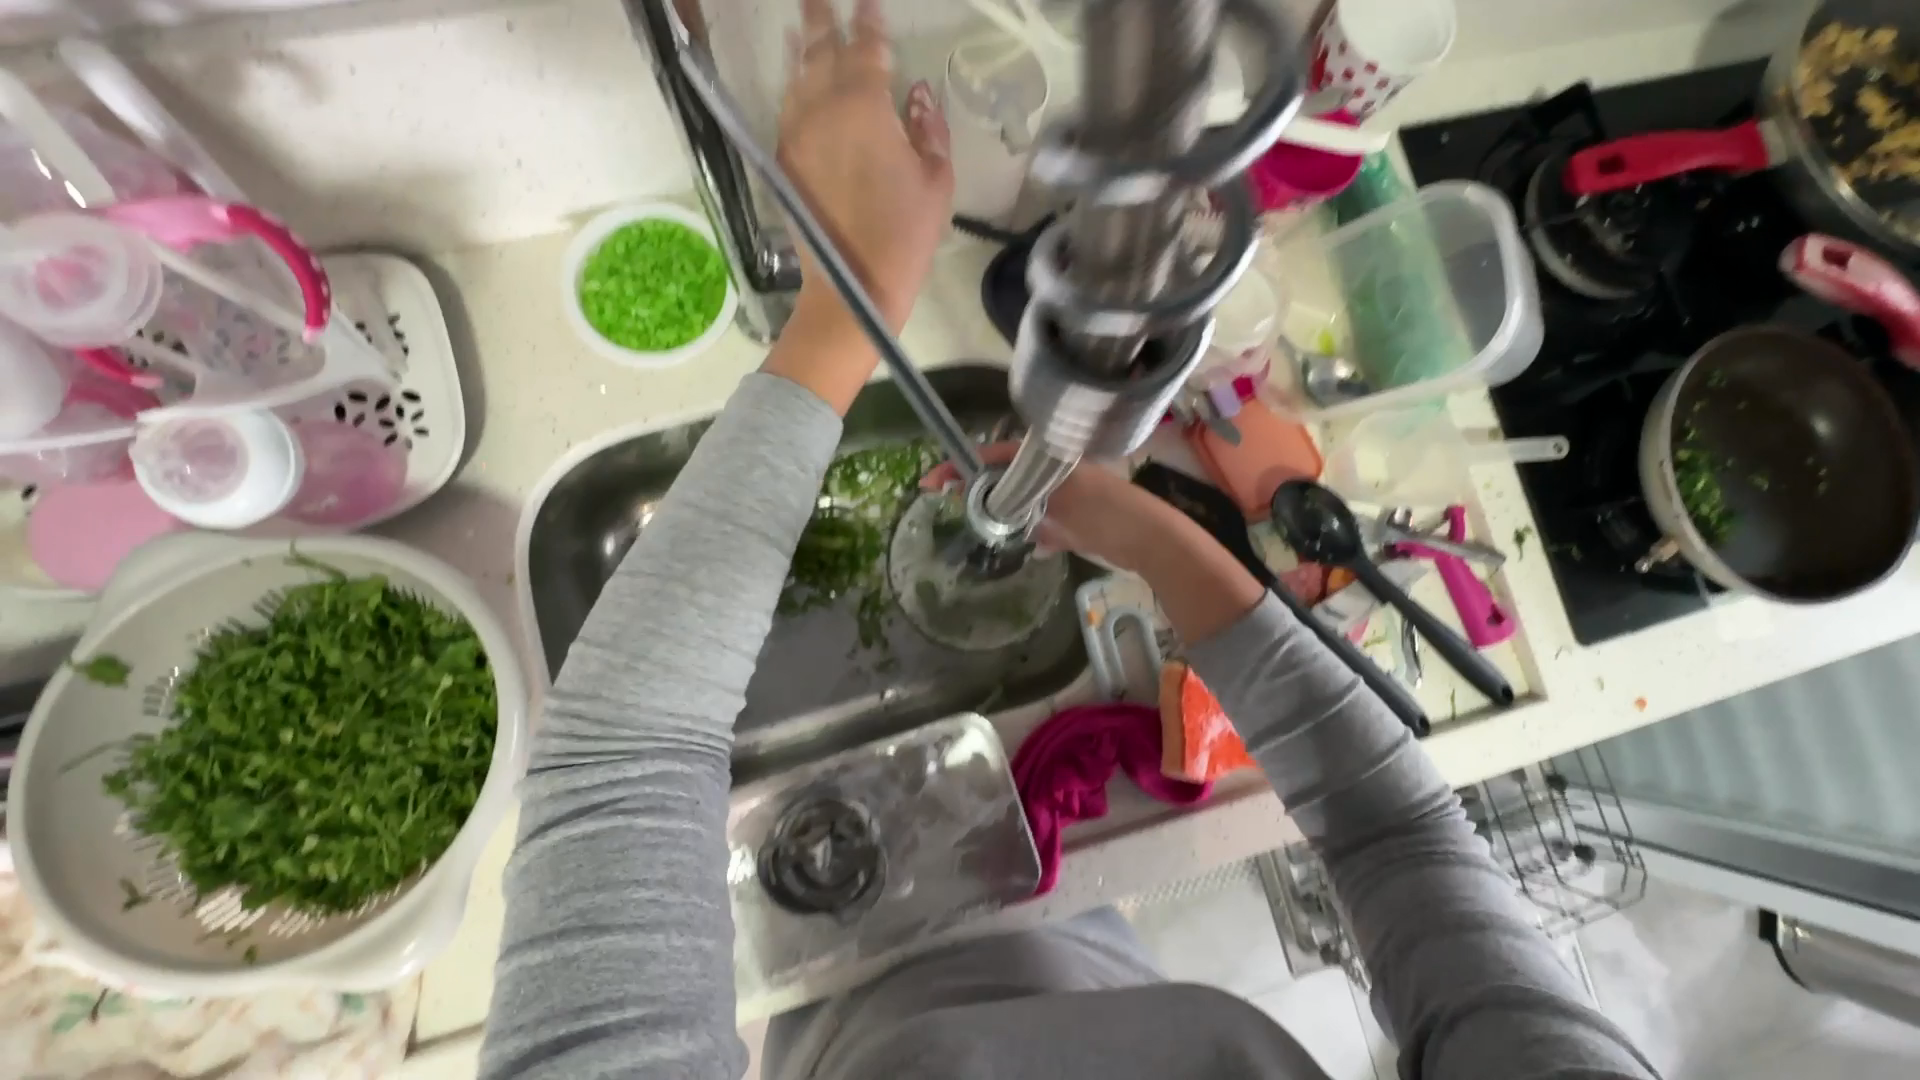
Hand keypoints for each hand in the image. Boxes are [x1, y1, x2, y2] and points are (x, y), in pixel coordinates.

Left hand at [779, 0, 953, 332]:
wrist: (852, 283)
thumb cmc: (905, 235)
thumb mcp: (936, 181)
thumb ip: (930, 130)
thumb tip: (917, 96)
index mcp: (866, 106)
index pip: (866, 47)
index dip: (869, 21)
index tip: (869, 2)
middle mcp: (822, 108)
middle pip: (821, 49)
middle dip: (823, 16)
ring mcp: (797, 132)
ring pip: (798, 76)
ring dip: (804, 46)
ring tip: (804, 24)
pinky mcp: (784, 159)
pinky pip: (787, 107)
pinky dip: (793, 84)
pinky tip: (797, 76)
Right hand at [925, 443, 1268, 642]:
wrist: (1148, 540)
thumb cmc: (1105, 514)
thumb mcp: (1058, 505)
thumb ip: (1024, 504)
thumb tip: (992, 509)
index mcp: (1048, 459)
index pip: (994, 456)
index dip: (962, 466)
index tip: (934, 481)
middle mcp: (1053, 472)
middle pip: (1004, 477)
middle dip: (977, 489)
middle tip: (949, 502)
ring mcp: (1063, 495)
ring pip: (1019, 500)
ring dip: (1001, 512)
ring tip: (978, 525)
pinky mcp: (1072, 519)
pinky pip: (1038, 521)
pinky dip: (1027, 530)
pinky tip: (1023, 545)